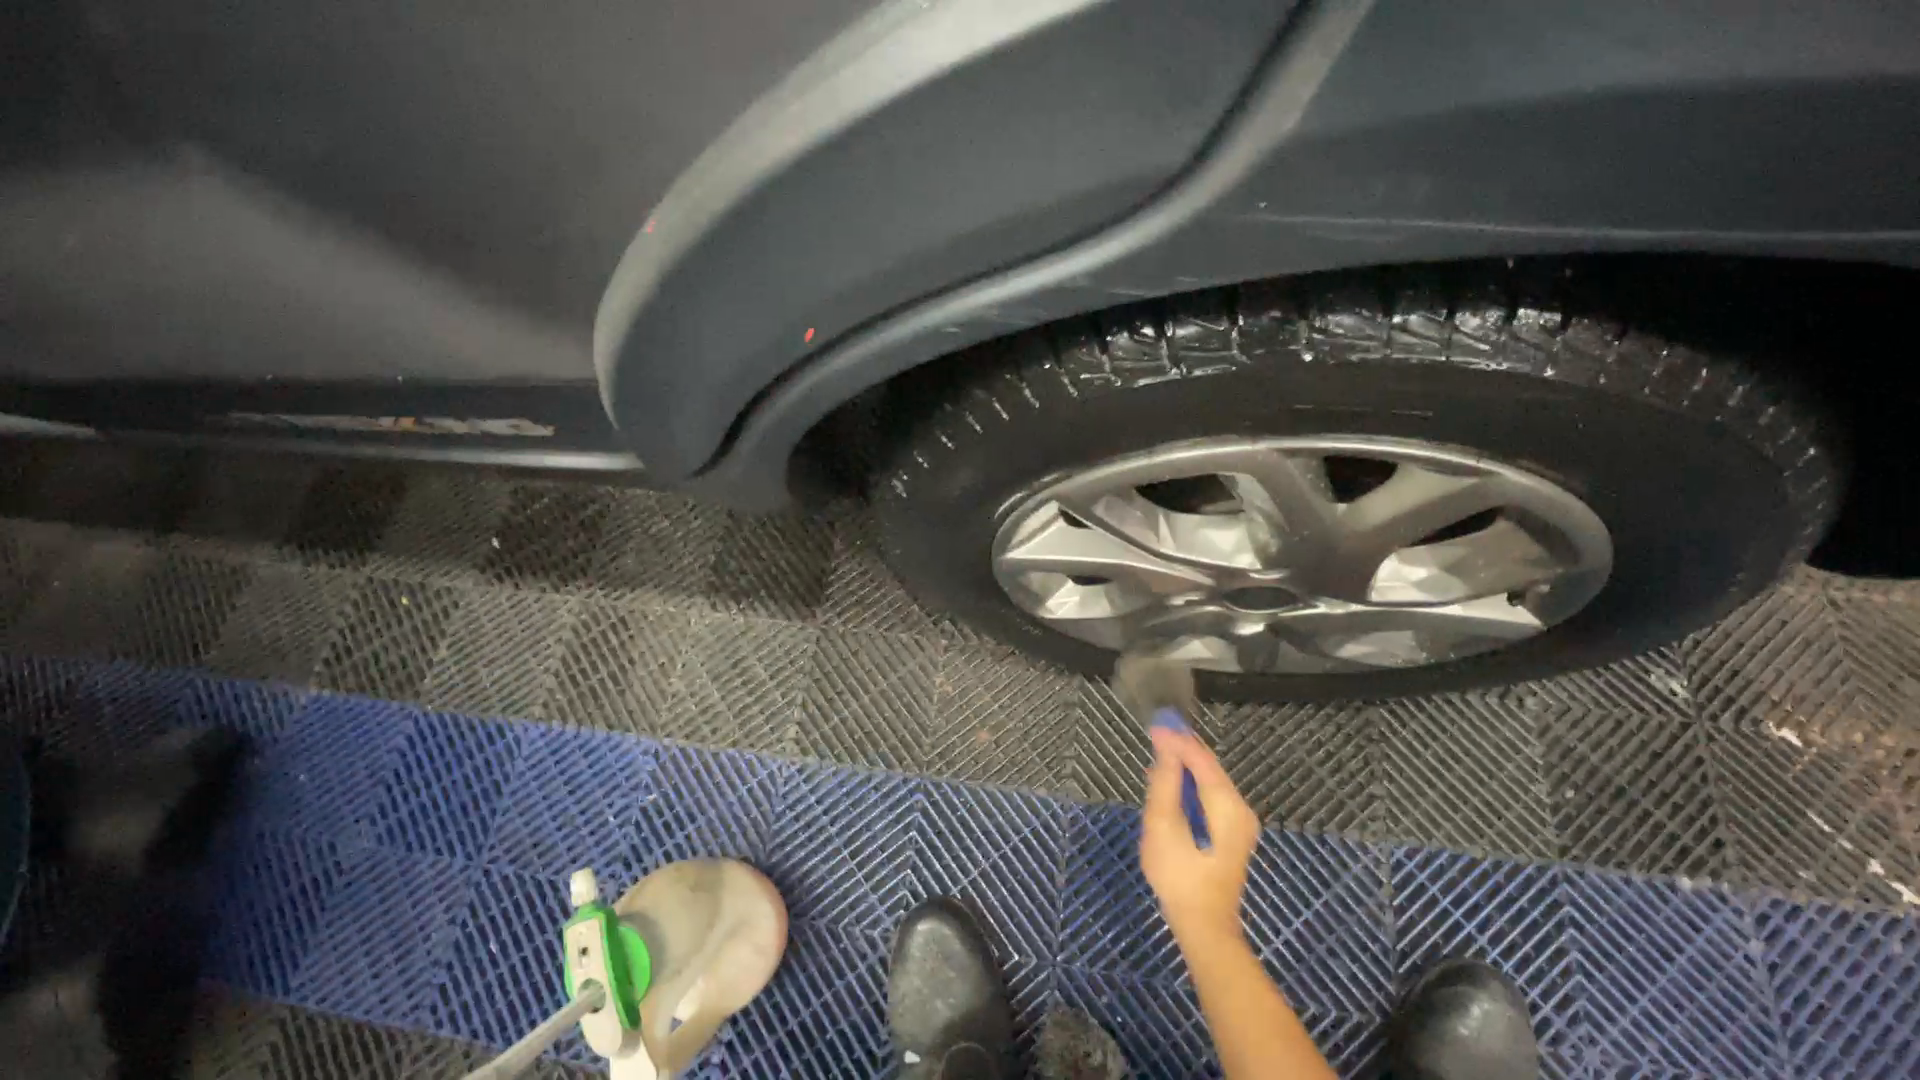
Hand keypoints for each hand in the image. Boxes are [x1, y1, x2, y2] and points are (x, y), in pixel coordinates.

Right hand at [1139, 727, 1261, 943]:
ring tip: (1159, 756)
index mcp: (1228, 807)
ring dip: (1186, 767)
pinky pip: (1212, 796)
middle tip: (1155, 736)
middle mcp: (1241, 809)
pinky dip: (1192, 785)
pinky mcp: (1233, 833)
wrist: (1203, 925)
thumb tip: (1166, 750)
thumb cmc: (1179, 878)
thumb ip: (1165, 786)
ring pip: (1212, 781)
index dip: (1177, 741)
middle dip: (1183, 750)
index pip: (1202, 761)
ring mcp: (1241, 822)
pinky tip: (1172, 785)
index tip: (1154, 726)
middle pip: (1210, 768)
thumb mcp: (1163, 829)